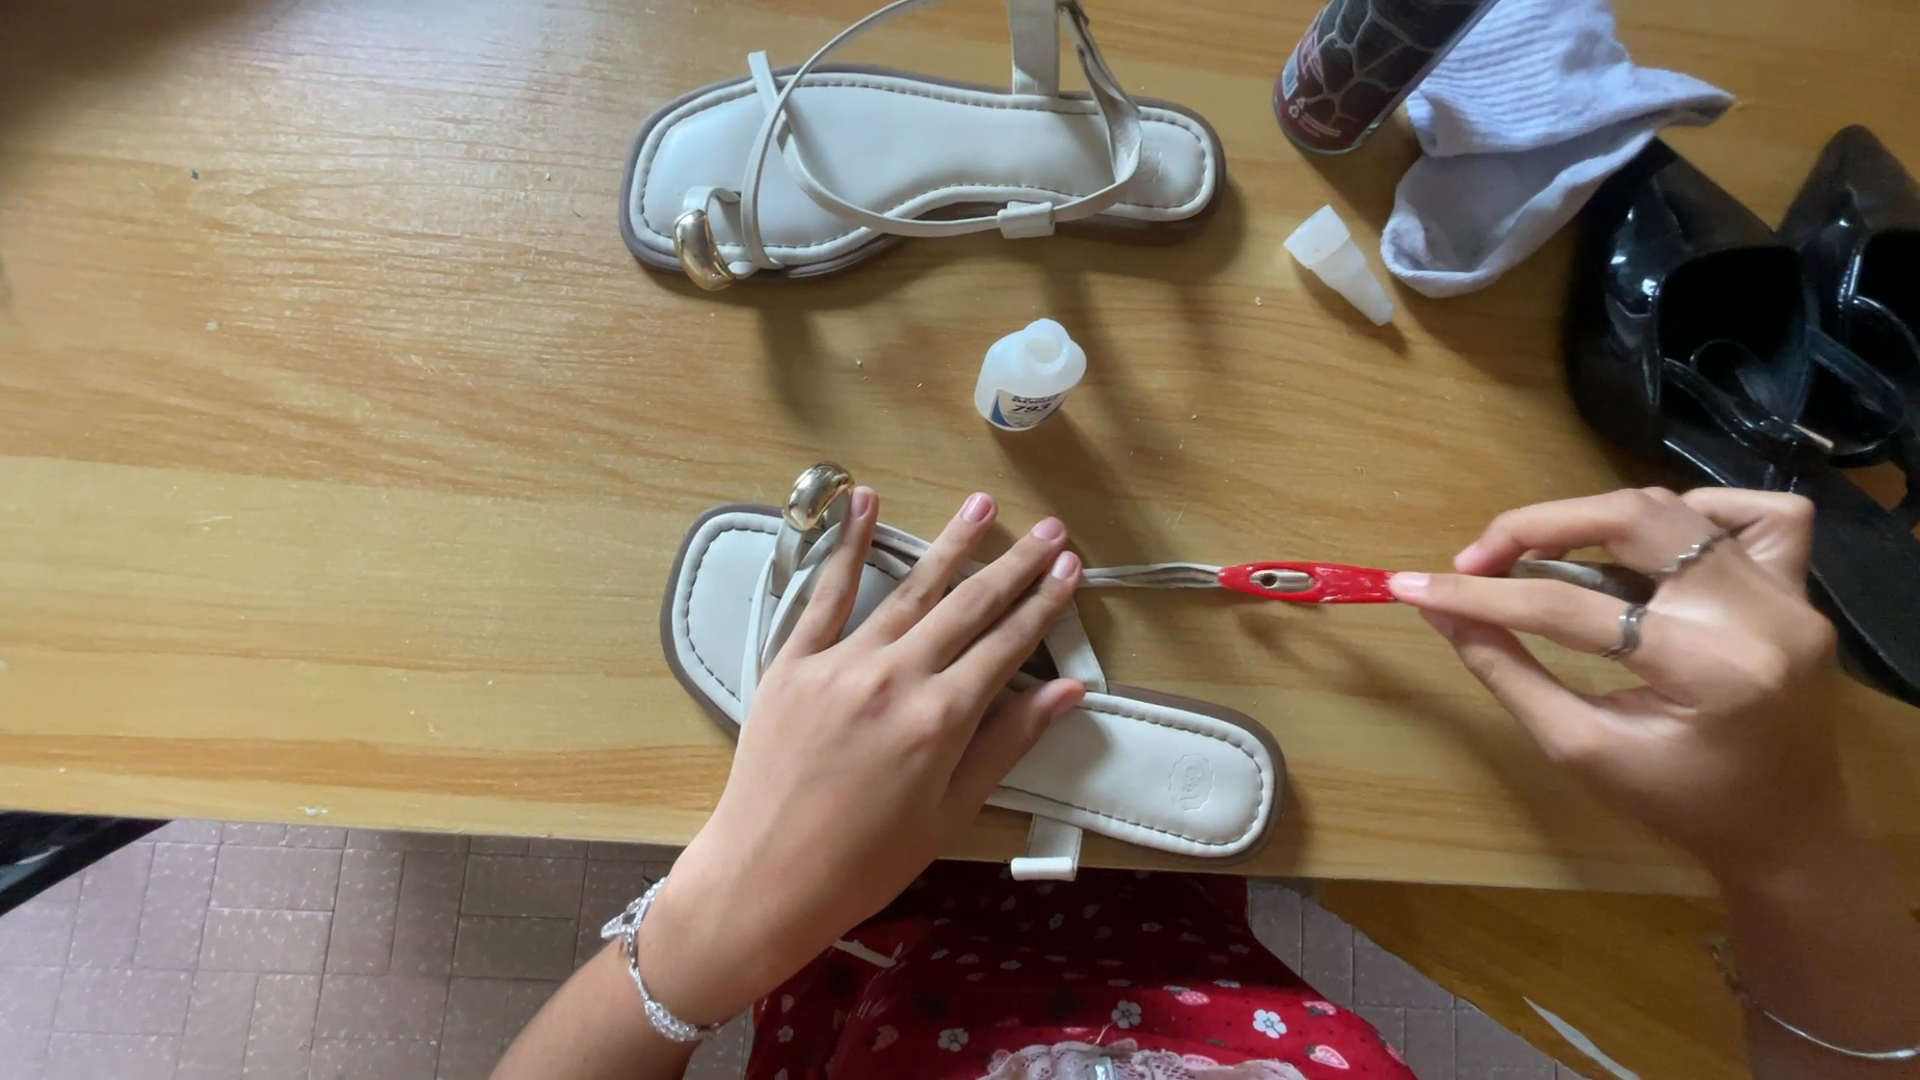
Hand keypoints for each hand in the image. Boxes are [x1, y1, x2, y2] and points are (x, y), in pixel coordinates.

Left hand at [639, 487, 1085, 1023]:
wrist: (766, 876)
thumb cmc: (870, 858)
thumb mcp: (953, 810)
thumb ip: (1009, 741)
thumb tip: (1069, 690)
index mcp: (942, 718)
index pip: (1008, 643)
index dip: (1045, 602)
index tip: (1071, 567)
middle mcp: (898, 676)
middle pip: (969, 606)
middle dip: (1015, 564)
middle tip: (1049, 527)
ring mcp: (842, 661)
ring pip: (910, 588)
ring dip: (951, 544)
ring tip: (982, 504)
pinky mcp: (794, 659)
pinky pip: (825, 592)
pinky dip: (848, 544)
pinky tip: (867, 502)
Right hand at [1389, 487, 1845, 886]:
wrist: (1786, 833)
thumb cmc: (1675, 801)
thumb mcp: (1575, 744)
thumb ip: (1503, 667)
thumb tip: (1437, 610)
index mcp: (1709, 670)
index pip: (1565, 608)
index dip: (1476, 594)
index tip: (1411, 586)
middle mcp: (1761, 617)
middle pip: (1633, 519)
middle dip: (1535, 528)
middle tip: (1478, 561)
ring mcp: (1788, 597)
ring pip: (1679, 509)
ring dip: (1591, 521)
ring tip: (1541, 558)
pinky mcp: (1795, 591)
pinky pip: (1755, 516)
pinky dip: (1687, 515)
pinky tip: (1641, 548)